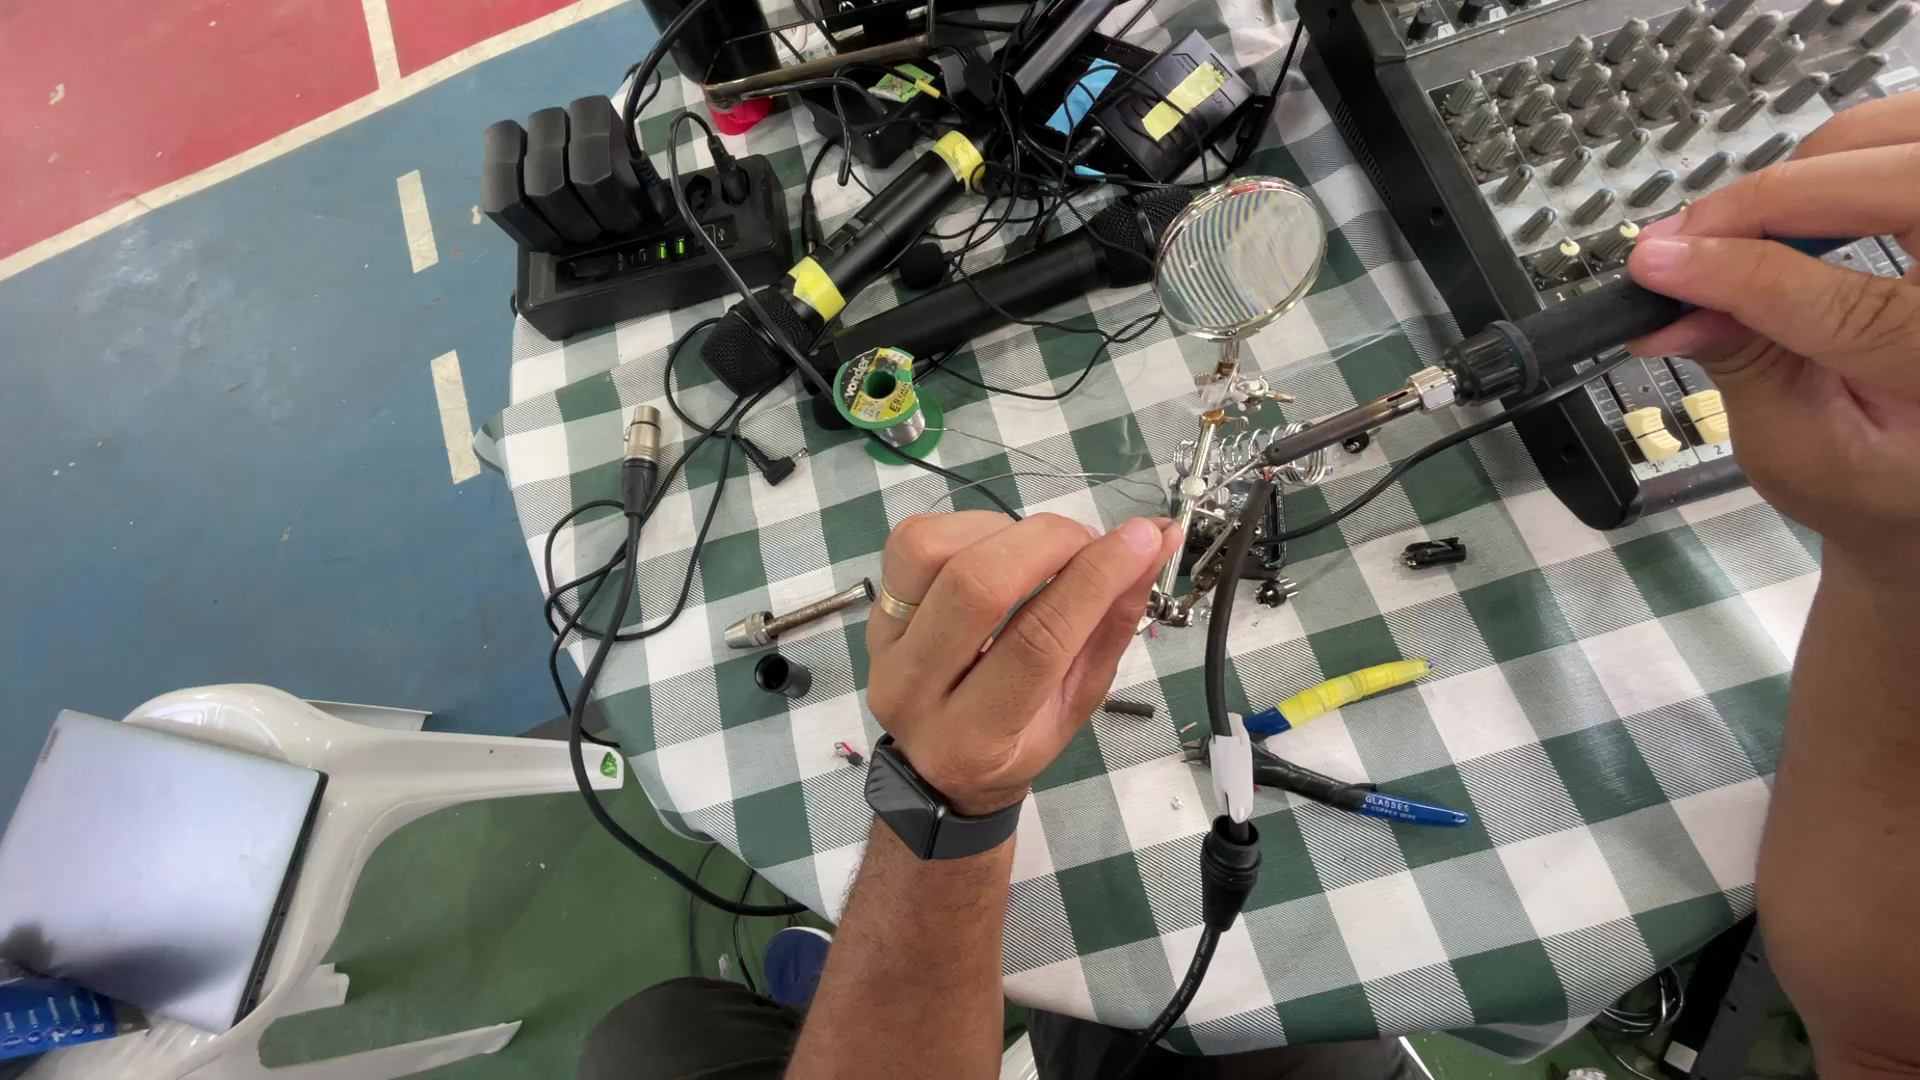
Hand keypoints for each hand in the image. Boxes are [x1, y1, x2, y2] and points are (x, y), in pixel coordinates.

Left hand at [865, 513, 1180, 816]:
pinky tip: (997, 546)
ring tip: (1039, 548)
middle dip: (1047, 544)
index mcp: (976, 736)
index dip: (1092, 580)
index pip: (1037, 642)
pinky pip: (913, 541)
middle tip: (1087, 543)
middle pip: (975, 586)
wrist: (935, 766)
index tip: (1139, 539)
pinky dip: (968, 528)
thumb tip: (1150, 545)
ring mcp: (883, 645)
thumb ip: (1111, 625)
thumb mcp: (1077, 702)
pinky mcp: (875, 609)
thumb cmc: (1017, 740)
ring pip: (930, 551)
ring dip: (1001, 531)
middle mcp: (914, 689)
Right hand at [1626, 92, 1919, 577]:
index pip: (1853, 305)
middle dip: (1771, 198)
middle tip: (1681, 243)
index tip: (1651, 263)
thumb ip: (1744, 371)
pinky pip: (1913, 143)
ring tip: (1738, 231)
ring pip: (1911, 133)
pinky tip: (1798, 214)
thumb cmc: (1876, 476)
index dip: (1740, 275)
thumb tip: (1663, 315)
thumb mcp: (1798, 447)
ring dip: (1811, 170)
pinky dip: (1845, 161)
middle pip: (1906, 178)